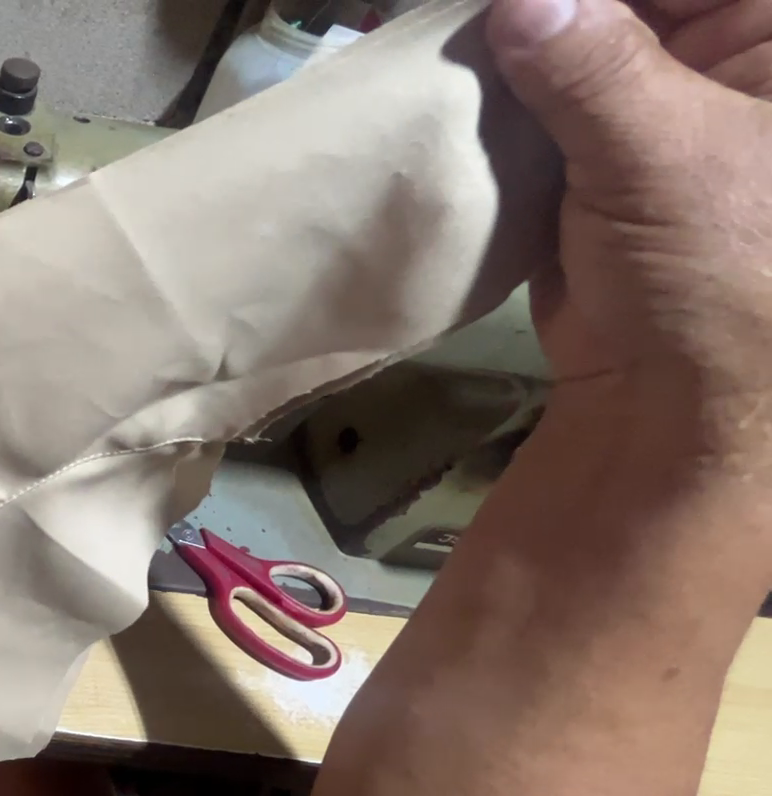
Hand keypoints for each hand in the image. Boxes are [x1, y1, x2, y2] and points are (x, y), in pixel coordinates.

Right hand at [488, 0, 771, 469]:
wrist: (667, 382)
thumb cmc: (720, 263)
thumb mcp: (665, 155)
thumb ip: (595, 71)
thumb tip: (519, 0)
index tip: (503, 5)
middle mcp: (727, 60)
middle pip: (618, 14)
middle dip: (544, 18)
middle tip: (465, 27)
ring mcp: (653, 115)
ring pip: (570, 60)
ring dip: (508, 65)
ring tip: (443, 61)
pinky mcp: (591, 166)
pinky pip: (536, 118)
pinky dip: (492, 116)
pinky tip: (449, 111)